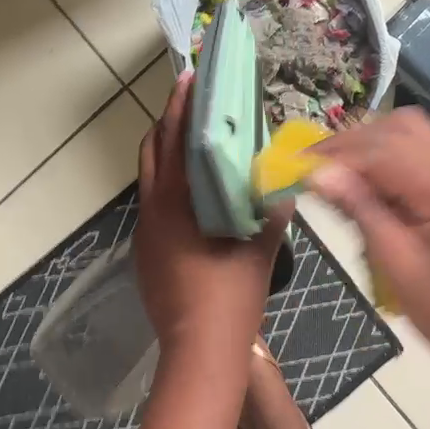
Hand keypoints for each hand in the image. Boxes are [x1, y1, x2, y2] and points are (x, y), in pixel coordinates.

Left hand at [134, 70, 293, 358]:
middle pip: (154, 147)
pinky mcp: (144, 248)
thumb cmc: (231, 295)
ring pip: (149, 172)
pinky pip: (151, 198)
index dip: (183, 104)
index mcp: (179, 199)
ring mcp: (146, 227)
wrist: (197, 351)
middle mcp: (154, 205)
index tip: (189, 76)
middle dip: (170, 118)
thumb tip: (285, 181)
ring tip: (187, 131)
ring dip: (164, 146)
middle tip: (189, 97)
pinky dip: (165, 178)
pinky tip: (187, 186)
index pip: (178, 137)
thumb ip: (272, 211)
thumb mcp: (260, 249)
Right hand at [307, 109, 429, 375]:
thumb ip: (361, 212)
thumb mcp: (399, 267)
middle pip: (397, 128)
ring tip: (334, 173)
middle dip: (351, 142)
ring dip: (367, 145)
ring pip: (407, 133)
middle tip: (314, 168)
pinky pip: (415, 154)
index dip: (336, 155)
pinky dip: (384, 158)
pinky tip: (363, 184)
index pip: (382, 151)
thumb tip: (318, 174)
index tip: (296, 167)